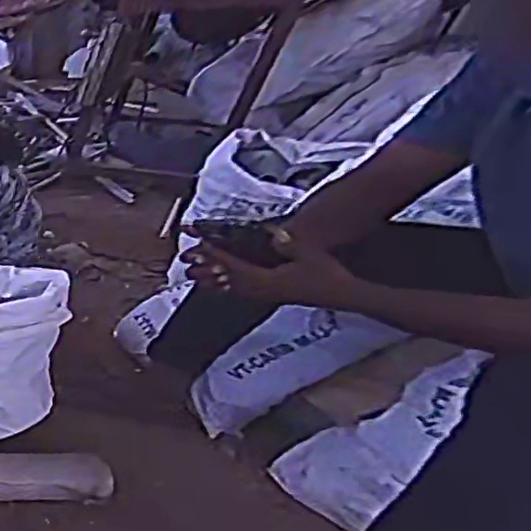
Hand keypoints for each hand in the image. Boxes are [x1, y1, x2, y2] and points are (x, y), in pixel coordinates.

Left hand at [182, 230, 362, 308]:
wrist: (342, 295)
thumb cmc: (327, 274)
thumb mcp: (311, 256)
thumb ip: (291, 244)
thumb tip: (275, 232)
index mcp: (265, 279)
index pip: (233, 265)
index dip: (216, 254)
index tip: (201, 244)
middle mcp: (258, 289)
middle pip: (223, 277)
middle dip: (205, 266)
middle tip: (188, 257)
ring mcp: (261, 295)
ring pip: (227, 287)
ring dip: (210, 278)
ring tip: (193, 271)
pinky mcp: (266, 298)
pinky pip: (237, 292)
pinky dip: (223, 286)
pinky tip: (216, 284)